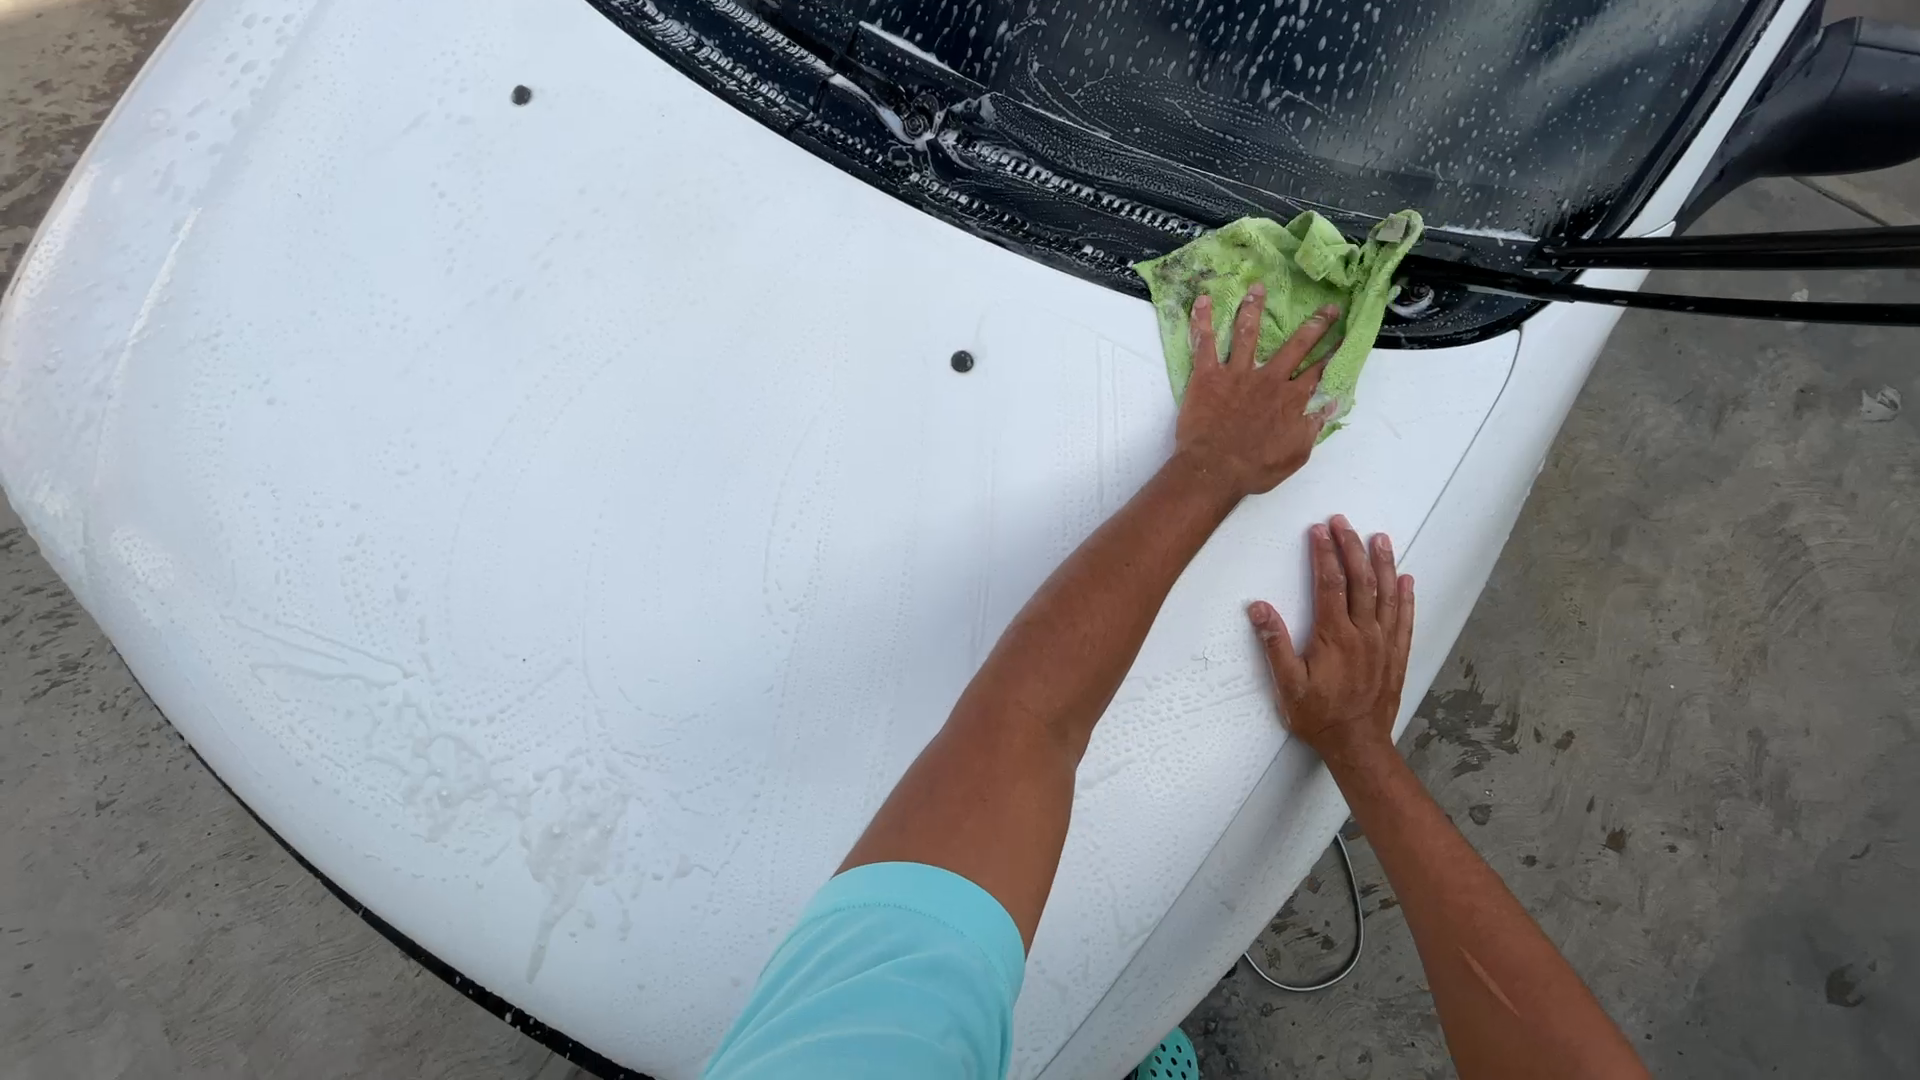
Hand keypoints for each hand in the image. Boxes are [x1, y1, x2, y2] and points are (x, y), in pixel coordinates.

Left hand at [1173, 286, 1339, 498]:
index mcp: (1291, 399)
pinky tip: (1203, 301)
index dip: (1334, 353)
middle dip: (1314, 325)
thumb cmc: (1255, 469)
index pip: (1319, 370)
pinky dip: (1203, 321)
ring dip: (1254, 309)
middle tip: (1327, 307)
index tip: (1346, 336)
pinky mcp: (1208, 376)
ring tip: (1257, 288)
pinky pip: (1205, 344)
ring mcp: (1237, 374)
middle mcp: (1269, 379)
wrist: (1215, 469)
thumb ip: (1312, 427)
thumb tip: (1330, 405)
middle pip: (1295, 345)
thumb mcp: (1296, 454)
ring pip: (1247, 334)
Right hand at [1247, 515, 1414, 765]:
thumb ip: (1273, 644)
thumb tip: (1258, 608)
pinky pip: (1404, 619)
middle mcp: (1363, 633)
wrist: (1357, 745)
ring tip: (1379, 538)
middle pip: (1360, 581)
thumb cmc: (1317, 716)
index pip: (1329, 584)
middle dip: (1351, 548)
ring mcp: (1383, 643)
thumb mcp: (1286, 684)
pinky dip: (1406, 596)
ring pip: (1386, 594)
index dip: (1323, 554)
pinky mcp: (1395, 655)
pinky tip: (1406, 579)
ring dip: (1382, 563)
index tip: (1318, 531)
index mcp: (1334, 635)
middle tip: (1343, 523)